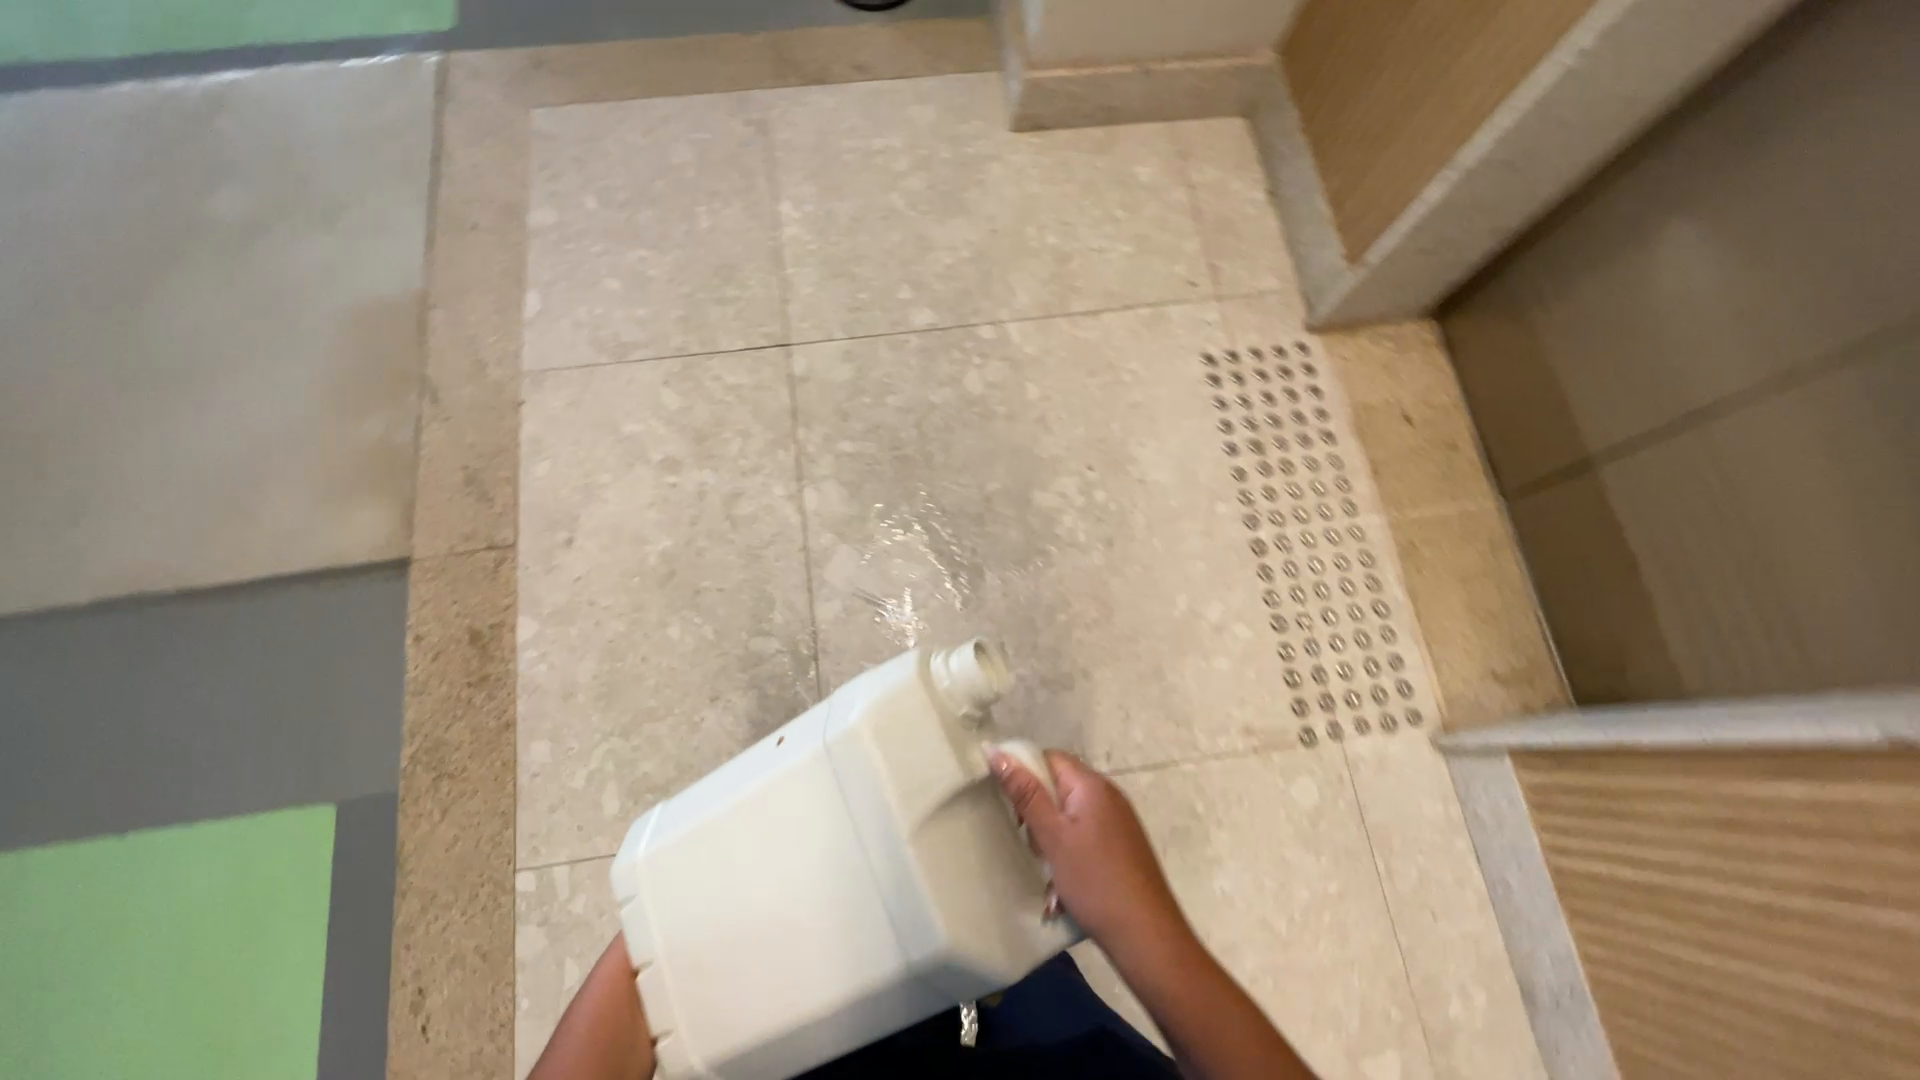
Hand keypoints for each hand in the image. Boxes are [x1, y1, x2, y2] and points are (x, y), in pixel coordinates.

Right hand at [988, 747, 1192, 957]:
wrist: (1145, 934)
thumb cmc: (1094, 880)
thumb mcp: (1052, 836)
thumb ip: (1025, 793)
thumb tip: (996, 751)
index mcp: (1091, 784)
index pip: (1049, 757)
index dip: (1024, 774)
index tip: (1011, 808)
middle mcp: (1109, 794)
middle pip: (1059, 785)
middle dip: (1037, 811)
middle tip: (1031, 843)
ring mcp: (1119, 820)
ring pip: (1070, 813)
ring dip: (1052, 835)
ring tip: (1048, 867)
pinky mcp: (1122, 843)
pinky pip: (1086, 833)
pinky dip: (1070, 850)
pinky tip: (1065, 880)